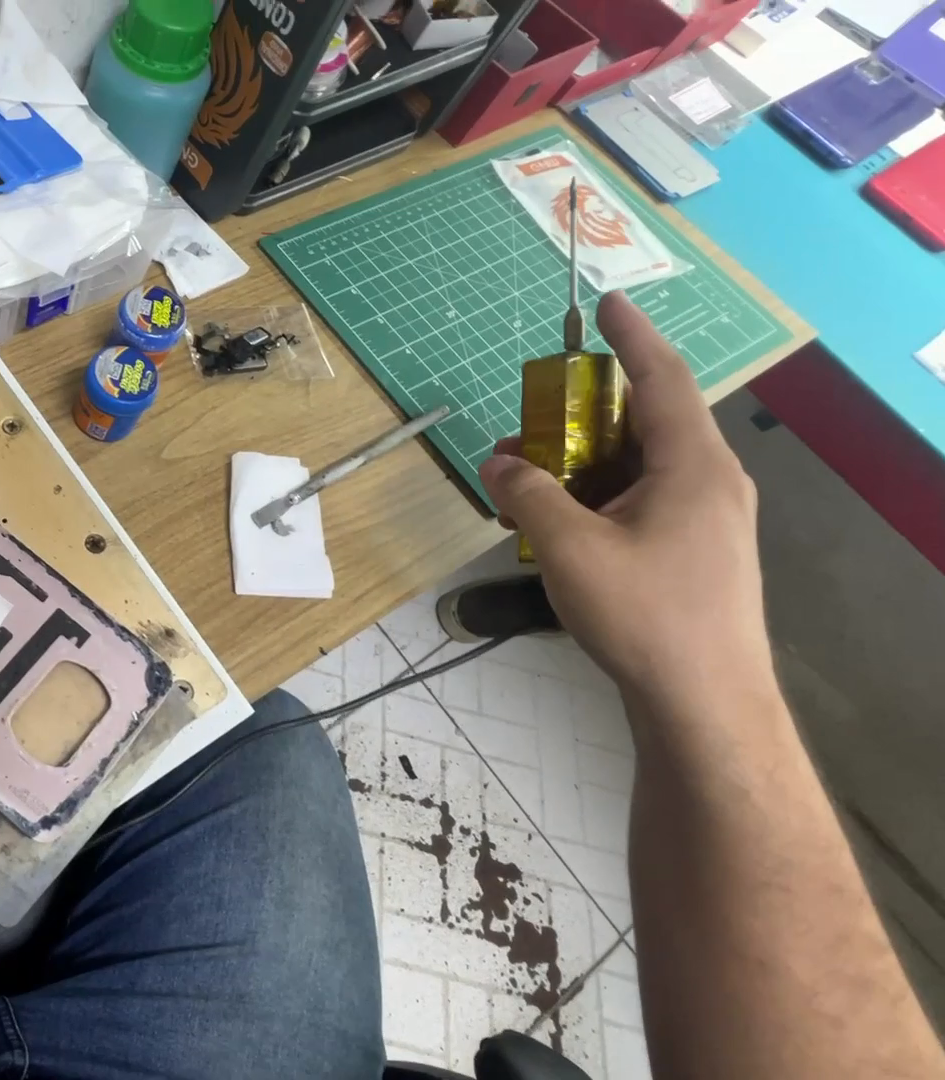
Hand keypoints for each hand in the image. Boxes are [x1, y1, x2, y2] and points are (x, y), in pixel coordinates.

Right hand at [478, 292, 772, 716]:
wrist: (701, 697)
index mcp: (693, 467)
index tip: (608, 304)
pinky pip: (634, 500)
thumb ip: (528, 495)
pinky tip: (548, 522)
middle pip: (642, 425)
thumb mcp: (569, 548)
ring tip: (520, 482)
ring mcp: (701, 518)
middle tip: (525, 426)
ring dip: (575, 465)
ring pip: (633, 467)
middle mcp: (706, 482)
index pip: (663, 381)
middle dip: (580, 417)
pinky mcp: (688, 549)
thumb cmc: (643, 613)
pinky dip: (588, 497)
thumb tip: (499, 462)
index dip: (633, 339)